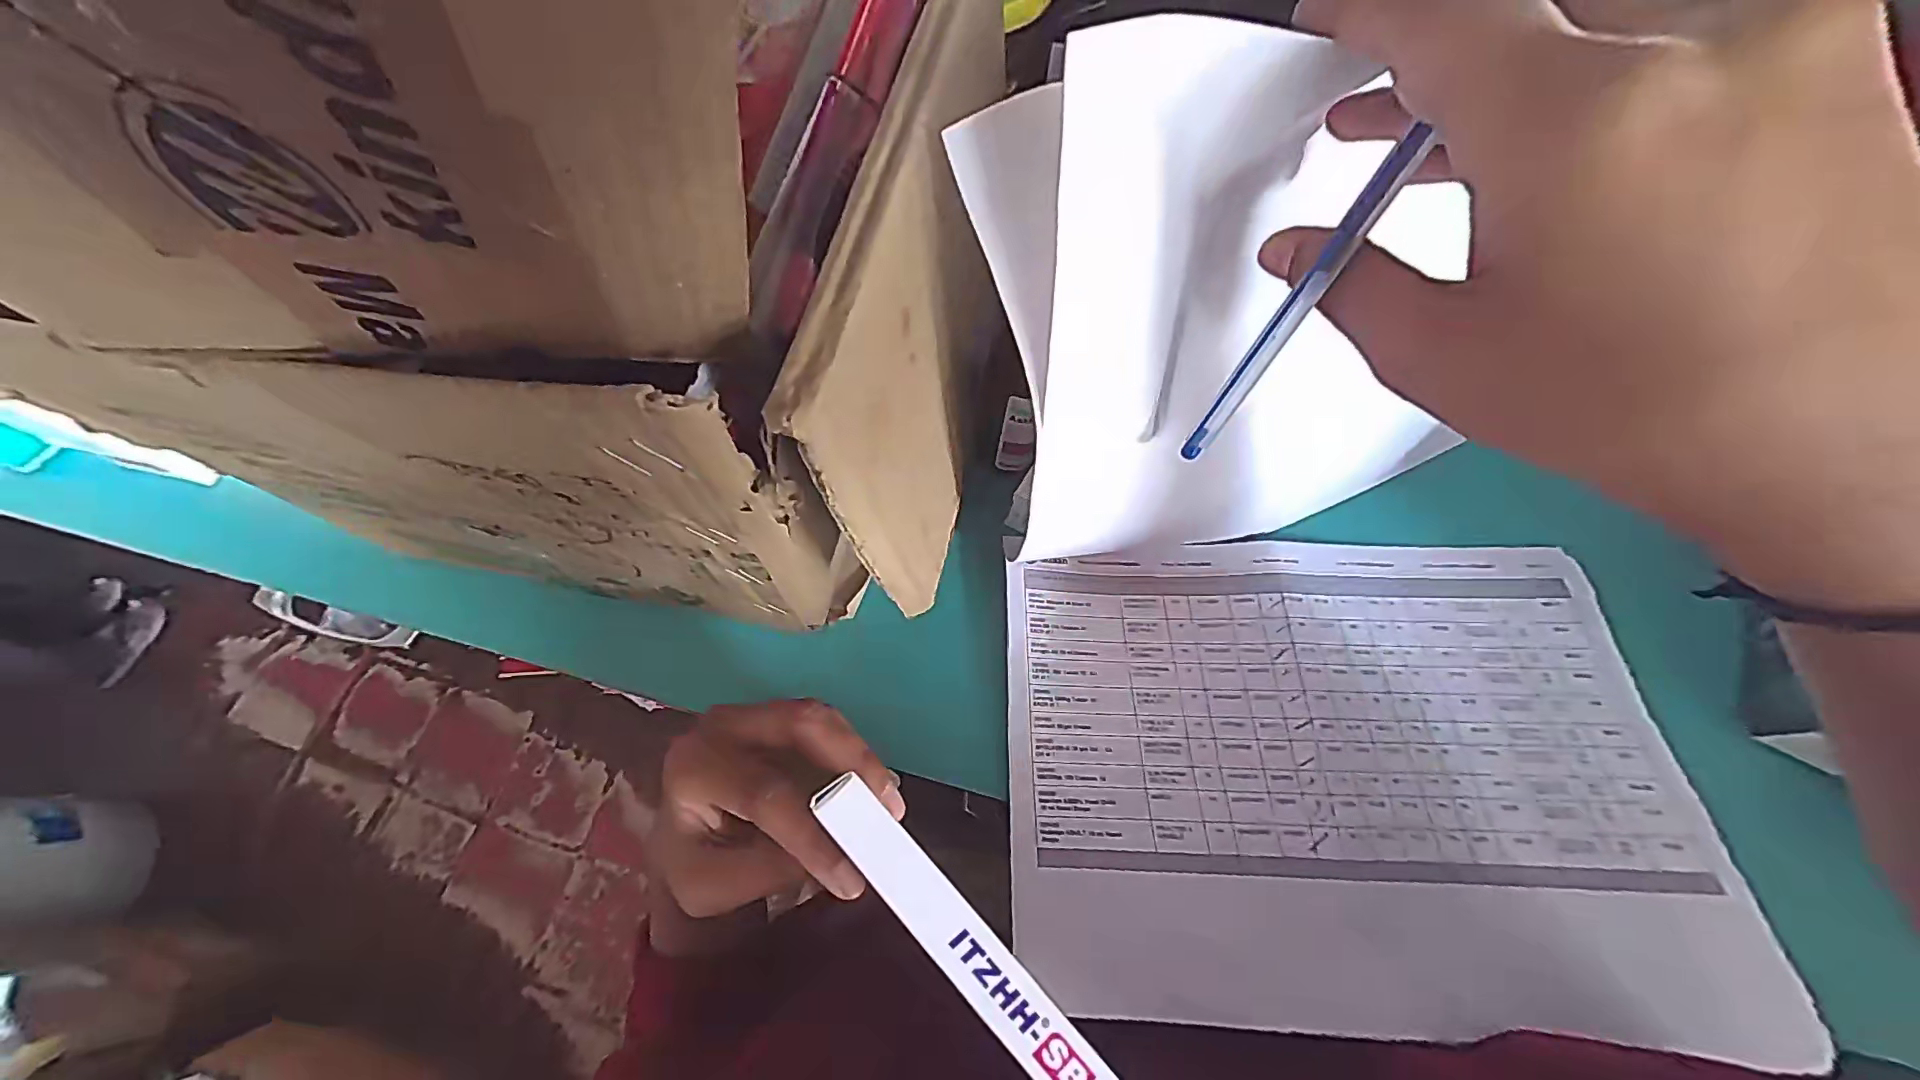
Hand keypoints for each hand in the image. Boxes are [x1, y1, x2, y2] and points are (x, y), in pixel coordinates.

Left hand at [649, 700, 904, 923]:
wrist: (675, 823)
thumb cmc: (690, 856)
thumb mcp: (711, 887)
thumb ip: (768, 871)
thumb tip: (837, 859)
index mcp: (694, 768)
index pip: (764, 793)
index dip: (812, 833)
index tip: (851, 877)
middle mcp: (723, 726)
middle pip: (800, 725)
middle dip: (851, 764)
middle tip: (888, 812)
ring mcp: (755, 712)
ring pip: (820, 717)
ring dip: (861, 756)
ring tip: (888, 803)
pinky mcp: (781, 715)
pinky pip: (827, 724)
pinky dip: (856, 753)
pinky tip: (876, 787)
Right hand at [1271, 0, 1919, 607]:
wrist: (1826, 436)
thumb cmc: (1625, 403)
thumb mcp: (1436, 353)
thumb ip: (1348, 283)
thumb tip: (1294, 249)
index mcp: (1575, 118)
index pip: (1442, 22)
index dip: (1369, 14)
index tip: (1333, 16)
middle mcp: (1699, 45)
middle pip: (1524, 13)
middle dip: (1426, 64)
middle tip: (1366, 112)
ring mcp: (1788, 41)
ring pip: (1601, 17)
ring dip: (1501, 71)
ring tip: (1432, 141)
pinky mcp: (1835, 62)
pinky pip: (1679, 32)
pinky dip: (1586, 72)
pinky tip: (1537, 140)